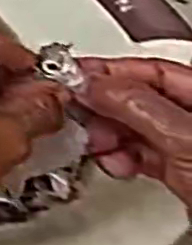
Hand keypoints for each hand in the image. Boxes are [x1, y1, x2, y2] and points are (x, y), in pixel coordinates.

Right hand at [77, 57, 191, 206]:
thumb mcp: (189, 142)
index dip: (106, 72)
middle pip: (135, 98)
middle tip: (79, 117)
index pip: (153, 71)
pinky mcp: (184, 172)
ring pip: (130, 125)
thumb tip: (86, 81)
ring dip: (103, 134)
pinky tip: (115, 163)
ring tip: (100, 147)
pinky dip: (117, 155)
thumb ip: (137, 106)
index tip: (66, 79)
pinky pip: (136, 151)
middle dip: (100, 108)